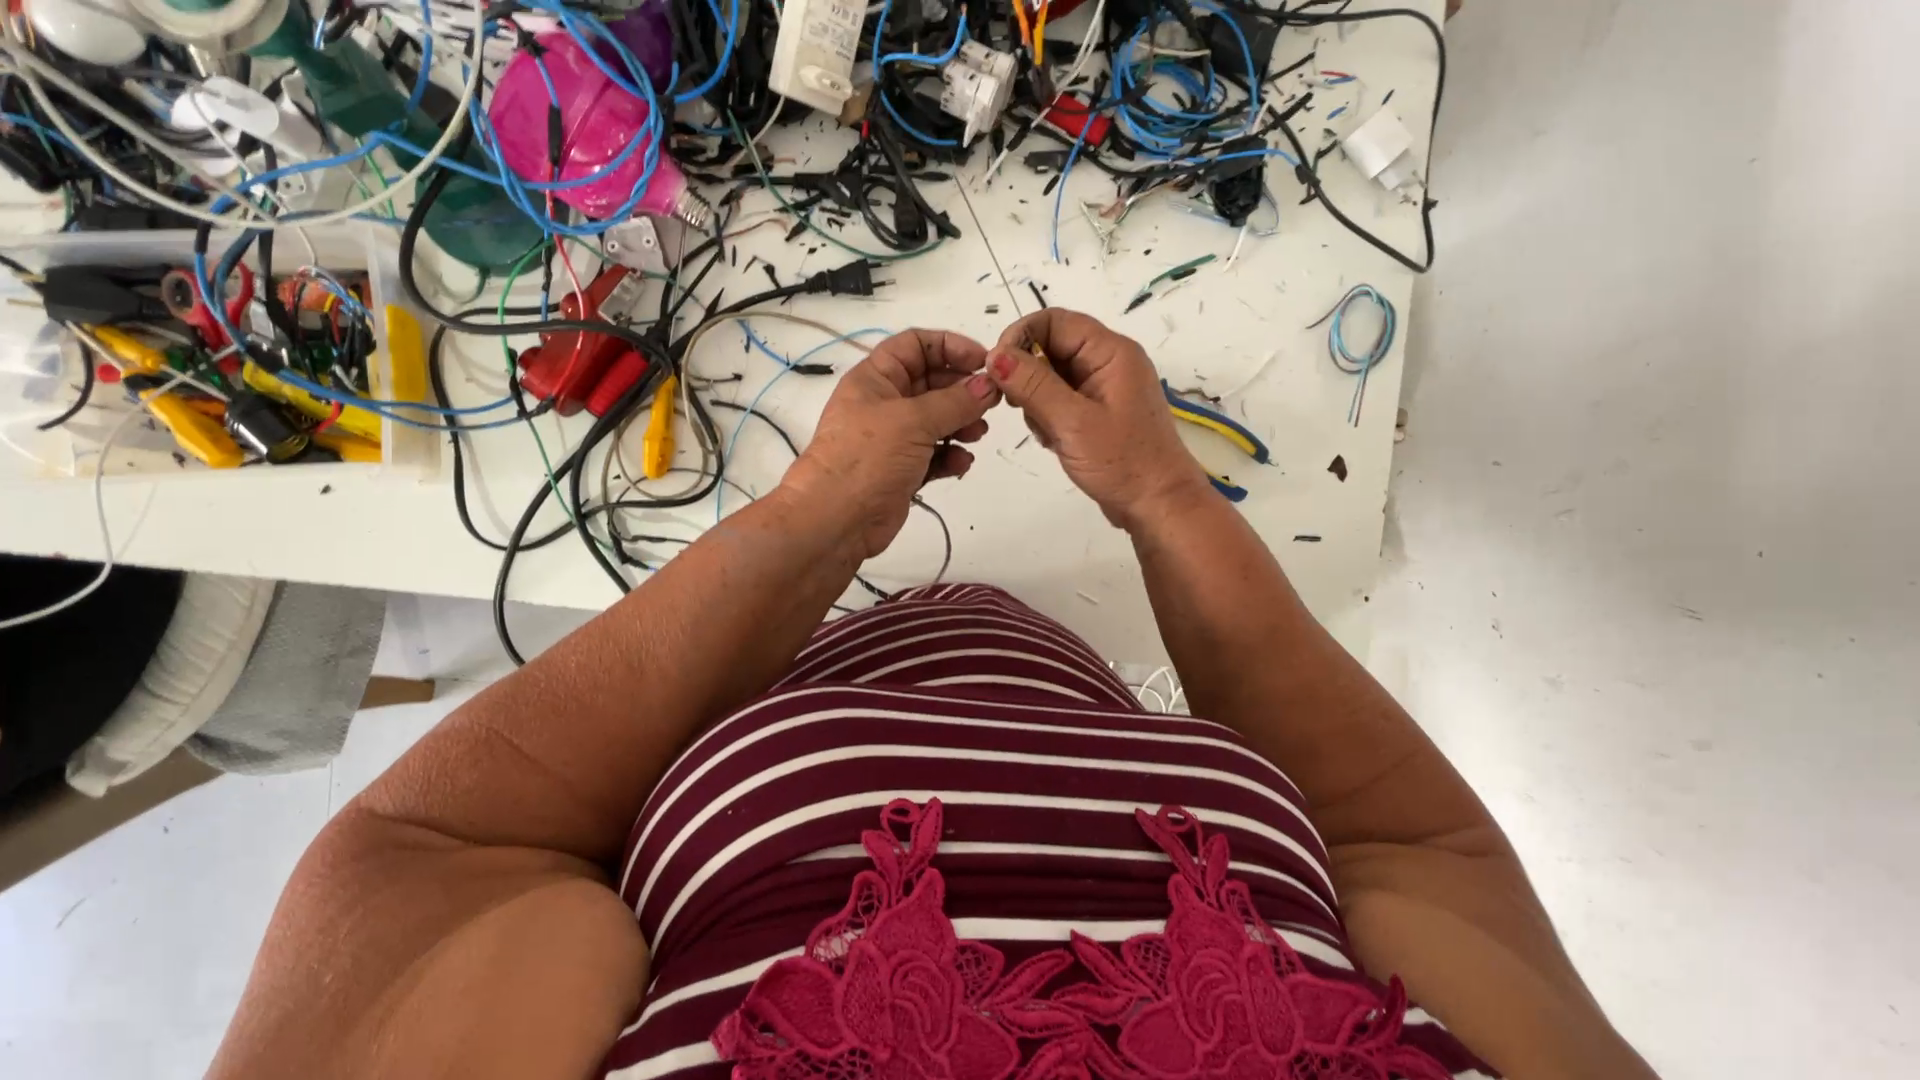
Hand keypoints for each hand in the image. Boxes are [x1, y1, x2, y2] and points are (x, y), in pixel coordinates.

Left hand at [781, 328, 1000, 558]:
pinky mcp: (901, 470)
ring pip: (936, 420)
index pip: (915, 345)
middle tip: (990, 403)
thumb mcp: (914, 420)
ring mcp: (892, 438)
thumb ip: (955, 401)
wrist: (835, 520)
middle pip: (931, 382)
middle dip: (962, 390)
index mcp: (876, 378)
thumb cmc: (867, 457)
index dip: (950, 347)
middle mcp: (883, 403)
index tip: (984, 362)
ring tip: (977, 435)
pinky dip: (950, 456)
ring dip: (960, 424)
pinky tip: (962, 463)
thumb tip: (988, 386)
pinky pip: (933, 454)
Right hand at [986, 309, 1210, 529]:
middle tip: (1017, 406)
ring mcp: (1103, 387)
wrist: (1159, 506)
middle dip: (1026, 373)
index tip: (997, 370)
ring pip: (1051, 375)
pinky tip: (1053, 440)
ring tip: (1046, 431)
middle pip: (1051, 346)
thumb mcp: (1072, 422)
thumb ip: (1032, 385)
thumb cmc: (1122, 463)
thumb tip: (995, 356)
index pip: (1054, 321)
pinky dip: (1047, 415)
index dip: (1020, 337)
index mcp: (1111, 352)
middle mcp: (1108, 361)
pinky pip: (1060, 399)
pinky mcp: (1097, 412)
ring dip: (1036, 399)